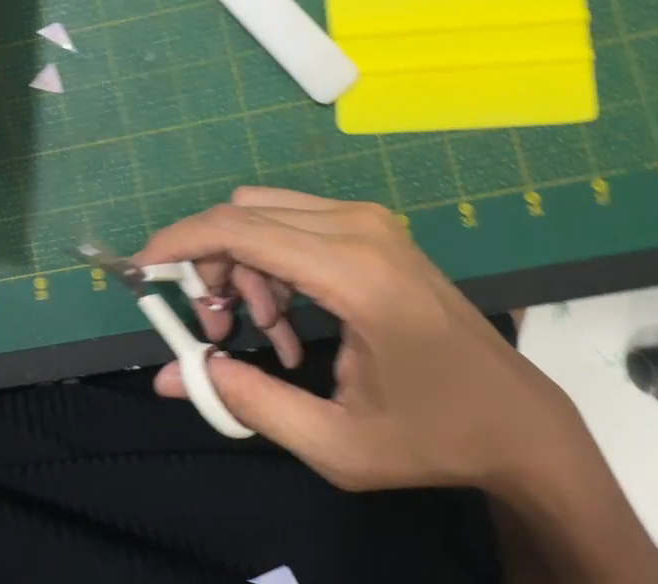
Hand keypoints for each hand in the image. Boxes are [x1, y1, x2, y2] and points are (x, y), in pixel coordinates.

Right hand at [138, 187, 581, 492]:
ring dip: (242, 270)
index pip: (238, 229)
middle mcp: (359, 228)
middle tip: (219, 333)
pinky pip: (291, 224)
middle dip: (211, 269)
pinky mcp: (372, 228)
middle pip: (242, 216)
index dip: (177, 243)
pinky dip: (270, 264)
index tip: (140, 271)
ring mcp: (369, 221)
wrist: (517, 421)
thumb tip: (171, 376)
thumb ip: (246, 401)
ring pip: (262, 215)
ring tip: (267, 338)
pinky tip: (291, 321)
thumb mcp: (333, 443)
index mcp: (354, 275)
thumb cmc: (432, 437)